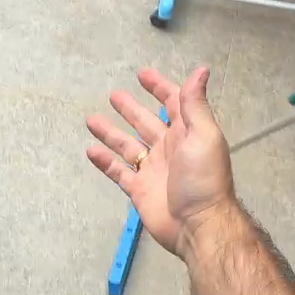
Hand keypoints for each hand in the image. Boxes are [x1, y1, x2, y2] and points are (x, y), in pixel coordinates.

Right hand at [86, 66, 235, 256]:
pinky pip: (118, 172)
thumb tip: (201, 70)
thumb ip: (195, 104)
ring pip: (127, 146)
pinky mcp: (139, 189)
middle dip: (130, 109)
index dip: (159, 87)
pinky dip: (105, 162)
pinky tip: (90, 151)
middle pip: (145, 123)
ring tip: (91, 119)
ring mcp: (152, 169)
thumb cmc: (204, 178)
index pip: (172, 103)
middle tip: (114, 95)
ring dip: (110, 132)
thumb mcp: (204, 135)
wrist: (197, 224)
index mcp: (186, 133)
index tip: (142, 75)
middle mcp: (168, 148)